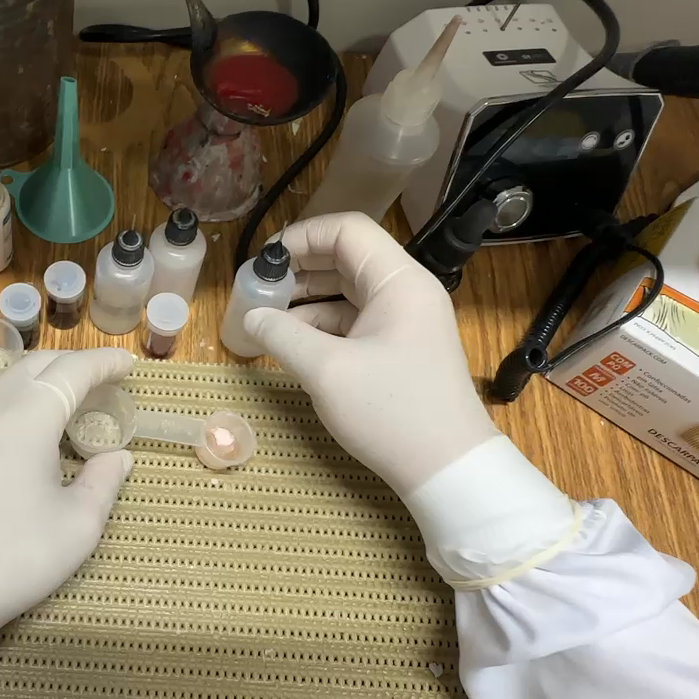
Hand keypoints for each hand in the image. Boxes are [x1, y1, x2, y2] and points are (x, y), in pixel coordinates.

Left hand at [0, 347, 134, 625]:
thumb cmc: (12, 558)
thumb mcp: (77, 527)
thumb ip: (104, 482)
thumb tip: (117, 457)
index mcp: (25, 418)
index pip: (72, 371)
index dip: (104, 363)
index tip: (128, 364)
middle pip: (36, 365)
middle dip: (73, 365)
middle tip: (103, 381)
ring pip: (6, 380)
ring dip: (41, 380)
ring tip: (67, 402)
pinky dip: (14, 399)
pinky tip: (26, 426)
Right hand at [242, 213, 498, 492]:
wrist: (446, 467)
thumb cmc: (390, 411)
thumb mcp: (327, 371)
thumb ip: (283, 335)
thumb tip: (252, 316)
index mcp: (399, 282)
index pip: (348, 231)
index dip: (302, 237)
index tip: (264, 260)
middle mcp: (405, 293)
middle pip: (347, 259)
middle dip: (299, 268)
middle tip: (259, 287)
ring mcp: (404, 322)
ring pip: (348, 293)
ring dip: (306, 299)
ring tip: (267, 316)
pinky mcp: (399, 349)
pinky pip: (354, 322)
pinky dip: (321, 326)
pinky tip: (292, 342)